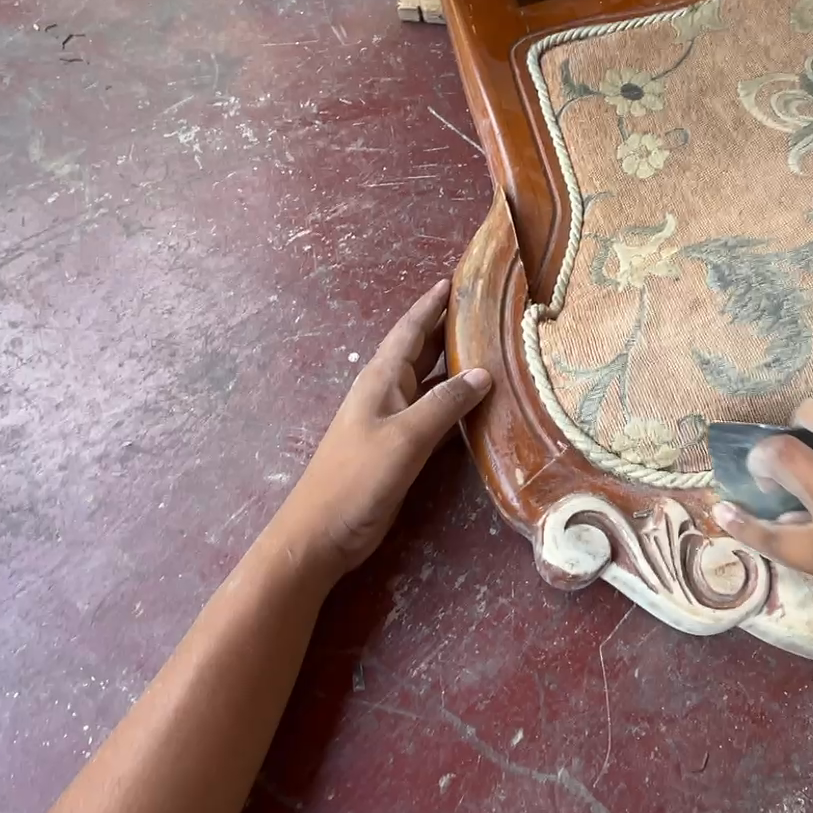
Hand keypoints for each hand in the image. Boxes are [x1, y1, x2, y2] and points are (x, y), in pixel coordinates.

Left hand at [276, 279, 490, 577]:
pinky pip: (434, 411)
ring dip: (454, 363)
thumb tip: (483, 372)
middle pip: (421, 349)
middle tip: (483, 308)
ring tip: (490, 348)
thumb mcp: (405, 436)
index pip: (410, 330)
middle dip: (447, 326)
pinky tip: (478, 402)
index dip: (431, 305)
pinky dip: (455, 400)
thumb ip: (444, 403)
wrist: (322, 532)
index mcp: (381, 379)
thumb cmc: (357, 478)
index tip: (453, 279)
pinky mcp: (400, 446)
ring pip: (429, 380)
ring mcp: (392, 419)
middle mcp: (387, 391)